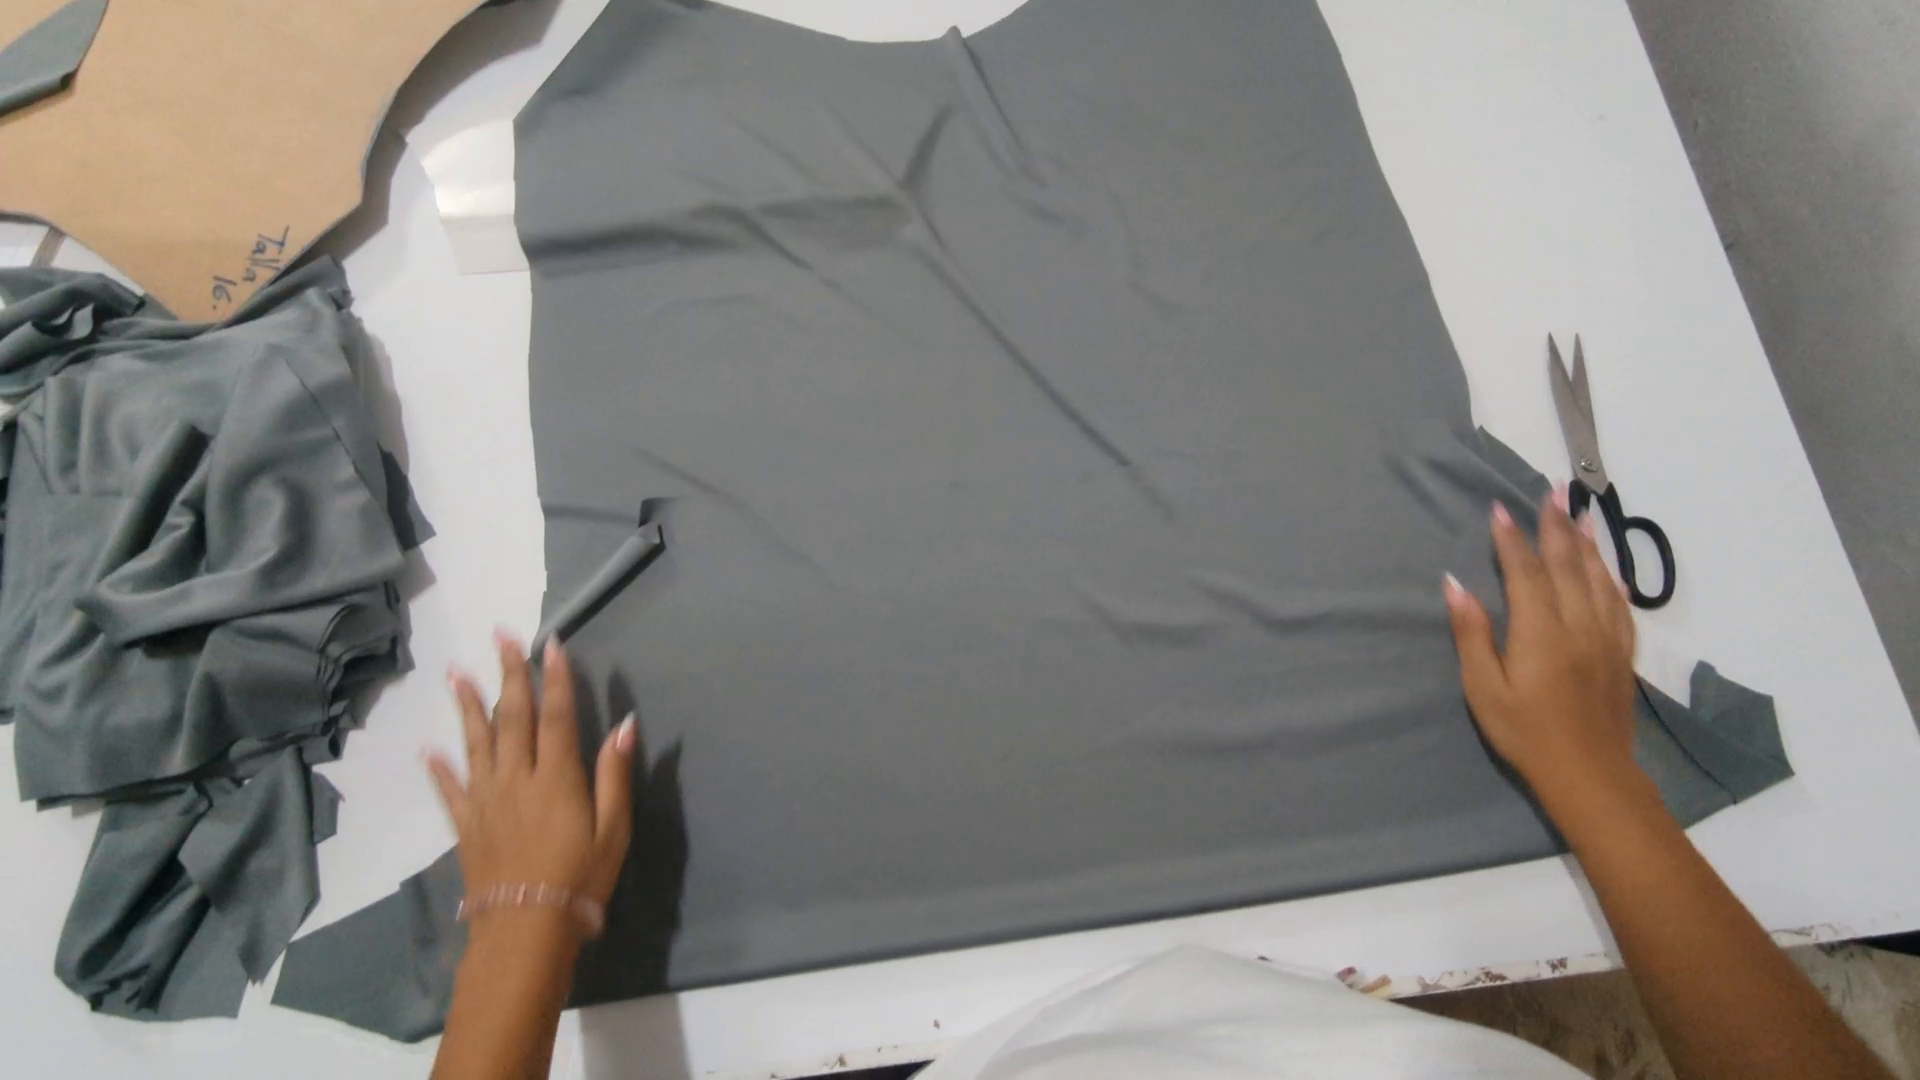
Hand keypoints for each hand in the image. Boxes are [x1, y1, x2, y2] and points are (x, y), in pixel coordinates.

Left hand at [427, 633, 637, 918]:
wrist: (526, 931)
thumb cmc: (581, 876)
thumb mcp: (614, 827)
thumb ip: (614, 773)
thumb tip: (625, 723)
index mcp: (557, 777)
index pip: (555, 715)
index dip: (555, 678)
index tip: (550, 643)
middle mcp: (516, 779)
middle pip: (512, 717)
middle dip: (508, 674)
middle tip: (500, 637)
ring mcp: (486, 800)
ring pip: (475, 743)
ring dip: (467, 705)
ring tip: (457, 673)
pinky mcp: (466, 825)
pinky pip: (449, 790)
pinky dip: (438, 767)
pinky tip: (429, 749)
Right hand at [1443, 491, 1641, 802]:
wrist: (1590, 774)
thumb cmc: (1524, 731)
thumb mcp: (1483, 687)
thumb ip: (1472, 634)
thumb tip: (1455, 586)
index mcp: (1541, 633)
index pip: (1525, 573)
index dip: (1511, 539)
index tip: (1500, 507)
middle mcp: (1579, 627)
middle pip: (1567, 566)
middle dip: (1556, 527)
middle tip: (1552, 491)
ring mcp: (1606, 639)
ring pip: (1597, 579)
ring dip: (1584, 544)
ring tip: (1579, 514)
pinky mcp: (1620, 655)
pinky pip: (1618, 604)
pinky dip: (1608, 577)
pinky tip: (1604, 568)